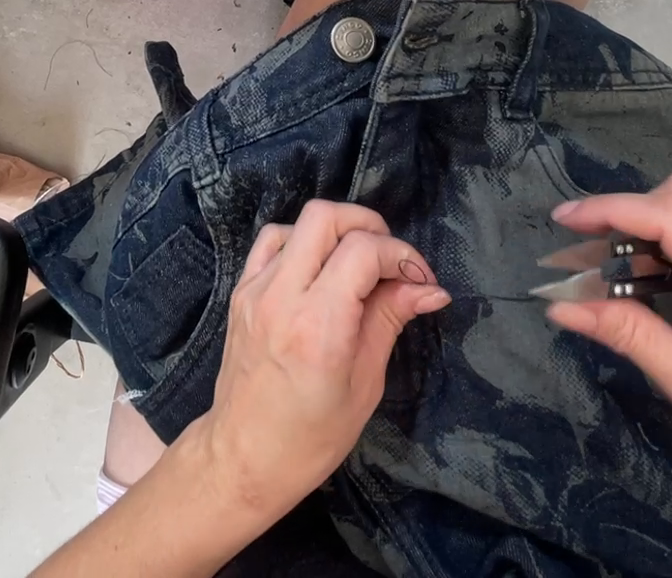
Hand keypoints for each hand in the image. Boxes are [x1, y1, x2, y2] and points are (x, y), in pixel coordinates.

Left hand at [189, 201, 450, 520]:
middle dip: (368, 225)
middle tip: (391, 257)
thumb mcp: (365, 383)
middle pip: (324, 217)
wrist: (244, 455)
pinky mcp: (240, 290)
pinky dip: (302, 241)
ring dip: (335, 231)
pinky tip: (319, 267)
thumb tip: (430, 288)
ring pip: (297, 223)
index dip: (401, 253)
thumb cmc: (312, 435)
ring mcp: (254, 289)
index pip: (362, 251)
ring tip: (358, 263)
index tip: (420, 278)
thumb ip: (390, 320)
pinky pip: (271, 242)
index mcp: (317, 325)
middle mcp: (281, 296)